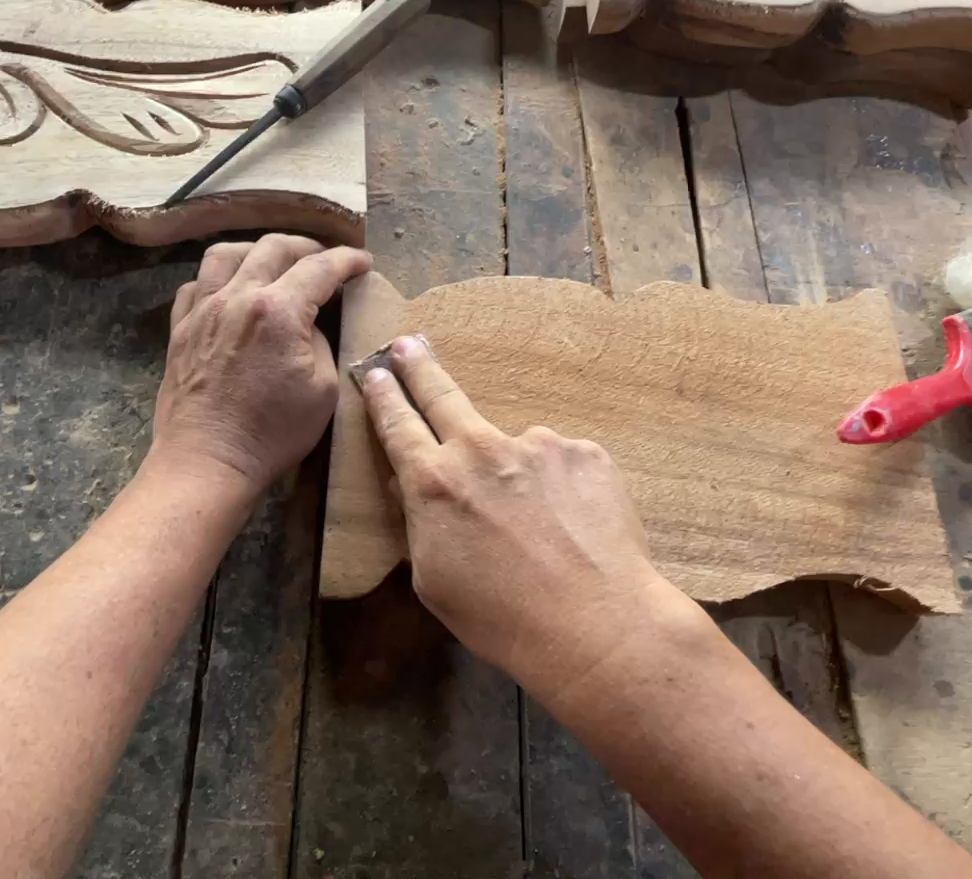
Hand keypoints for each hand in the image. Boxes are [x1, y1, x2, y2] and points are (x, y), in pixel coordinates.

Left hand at [151, 235, 370, 493]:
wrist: (207, 462)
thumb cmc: (272, 433)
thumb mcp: (323, 391)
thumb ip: (323, 343)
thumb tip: (312, 325)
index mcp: (279, 311)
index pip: (321, 268)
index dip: (348, 260)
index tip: (364, 262)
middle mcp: (237, 297)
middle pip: (274, 247)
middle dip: (308, 247)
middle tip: (327, 260)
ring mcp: (202, 310)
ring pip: (226, 253)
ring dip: (258, 250)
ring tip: (276, 263)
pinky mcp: (180, 329)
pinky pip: (196, 283)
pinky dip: (219, 277)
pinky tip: (231, 290)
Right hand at [357, 334, 681, 698]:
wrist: (596, 625)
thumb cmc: (502, 618)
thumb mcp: (434, 579)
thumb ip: (422, 521)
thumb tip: (414, 485)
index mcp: (435, 482)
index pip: (398, 424)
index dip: (384, 396)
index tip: (375, 372)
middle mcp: (482, 449)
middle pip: (442, 394)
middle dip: (419, 366)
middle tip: (408, 345)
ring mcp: (539, 444)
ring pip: (516, 450)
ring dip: (518, 476)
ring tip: (542, 530)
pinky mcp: (586, 452)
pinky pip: (563, 466)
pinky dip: (563, 491)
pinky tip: (576, 529)